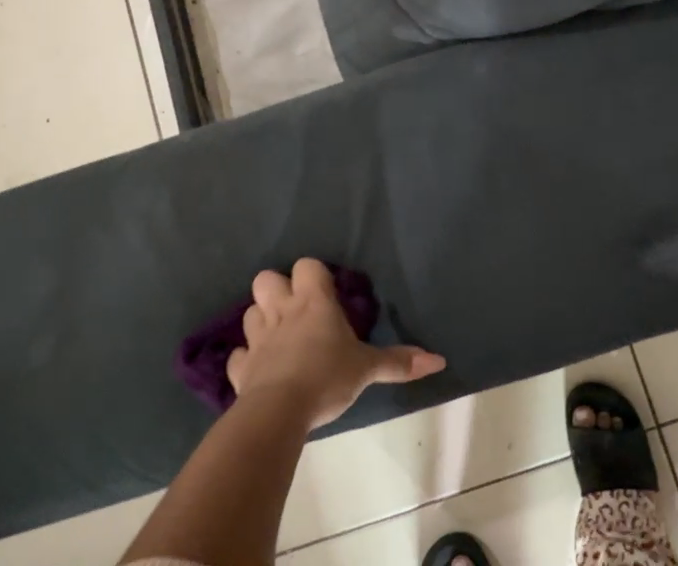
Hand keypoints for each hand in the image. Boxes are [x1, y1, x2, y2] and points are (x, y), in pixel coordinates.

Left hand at [226, 259, 445, 430]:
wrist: (278, 411)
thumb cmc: (327, 377)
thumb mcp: (368, 369)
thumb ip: (400, 362)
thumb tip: (439, 360)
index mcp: (314, 304)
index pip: (308, 266)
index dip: (314, 274)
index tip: (327, 291)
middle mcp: (283, 312)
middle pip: (266, 279)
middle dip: (277, 288)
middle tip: (297, 308)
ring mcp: (257, 339)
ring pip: (249, 312)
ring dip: (261, 320)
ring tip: (279, 335)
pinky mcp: (240, 368)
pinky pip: (238, 356)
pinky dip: (247, 359)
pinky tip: (259, 368)